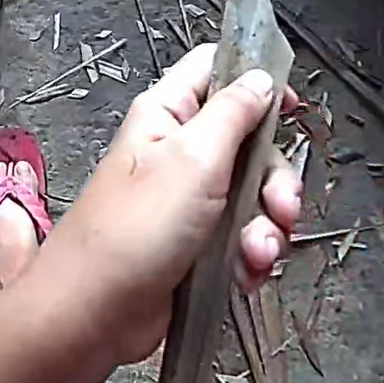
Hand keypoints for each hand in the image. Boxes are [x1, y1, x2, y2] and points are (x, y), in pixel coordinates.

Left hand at [30, 44, 301, 366]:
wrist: (93, 313)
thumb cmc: (131, 231)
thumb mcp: (192, 158)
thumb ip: (232, 113)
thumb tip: (260, 78)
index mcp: (168, 113)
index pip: (216, 69)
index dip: (256, 80)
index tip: (291, 107)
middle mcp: (177, 148)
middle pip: (248, 138)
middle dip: (273, 175)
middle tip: (279, 203)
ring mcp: (187, 195)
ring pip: (250, 191)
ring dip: (266, 224)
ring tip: (255, 251)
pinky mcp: (194, 238)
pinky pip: (240, 233)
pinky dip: (250, 253)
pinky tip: (244, 272)